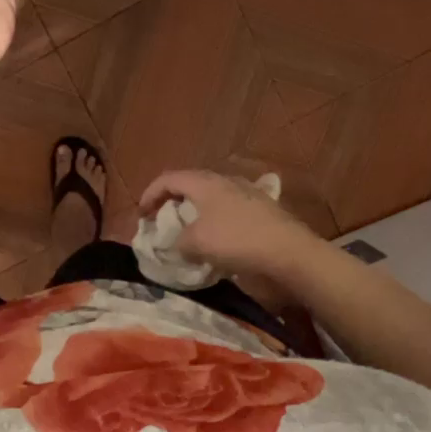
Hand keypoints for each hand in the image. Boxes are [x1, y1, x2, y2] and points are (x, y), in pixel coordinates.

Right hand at [140, 170, 322, 279]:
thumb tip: (176, 244)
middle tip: (162, 221)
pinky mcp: (263, 210)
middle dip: (172, 202)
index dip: (149, 194)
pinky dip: (215, 222)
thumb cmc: (236, 241)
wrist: (289, 252)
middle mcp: (226, 181)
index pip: (168, 179)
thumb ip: (177, 242)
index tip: (141, 216)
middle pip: (191, 185)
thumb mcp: (195, 244)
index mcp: (205, 182)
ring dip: (195, 213)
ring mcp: (247, 194)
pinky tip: (218, 241)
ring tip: (189, 233)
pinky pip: (229, 212)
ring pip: (212, 199)